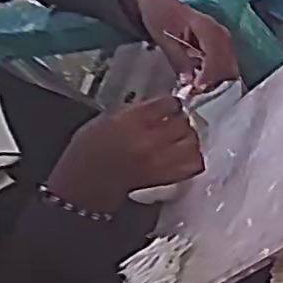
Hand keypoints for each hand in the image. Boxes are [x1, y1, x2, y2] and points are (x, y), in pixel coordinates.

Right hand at [46, 97, 202, 213]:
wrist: (89, 180)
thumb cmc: (92, 149)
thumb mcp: (106, 118)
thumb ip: (135, 111)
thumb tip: (159, 107)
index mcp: (131, 121)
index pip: (166, 104)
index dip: (172, 103)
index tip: (173, 104)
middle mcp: (149, 139)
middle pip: (182, 122)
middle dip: (182, 119)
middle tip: (178, 121)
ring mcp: (161, 159)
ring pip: (192, 142)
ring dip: (190, 137)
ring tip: (183, 136)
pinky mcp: (168, 175)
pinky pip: (194, 164)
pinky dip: (194, 157)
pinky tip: (187, 154)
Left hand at [118, 0, 240, 91]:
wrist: (156, 3)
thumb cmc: (157, 14)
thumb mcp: (162, 36)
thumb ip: (178, 59)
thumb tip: (190, 83)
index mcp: (208, 28)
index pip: (216, 57)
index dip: (209, 76)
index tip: (198, 89)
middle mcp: (223, 36)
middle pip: (229, 67)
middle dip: (216, 84)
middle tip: (199, 97)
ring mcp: (225, 44)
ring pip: (230, 71)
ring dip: (218, 85)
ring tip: (201, 94)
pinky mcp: (222, 51)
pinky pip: (226, 70)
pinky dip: (217, 81)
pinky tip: (204, 87)